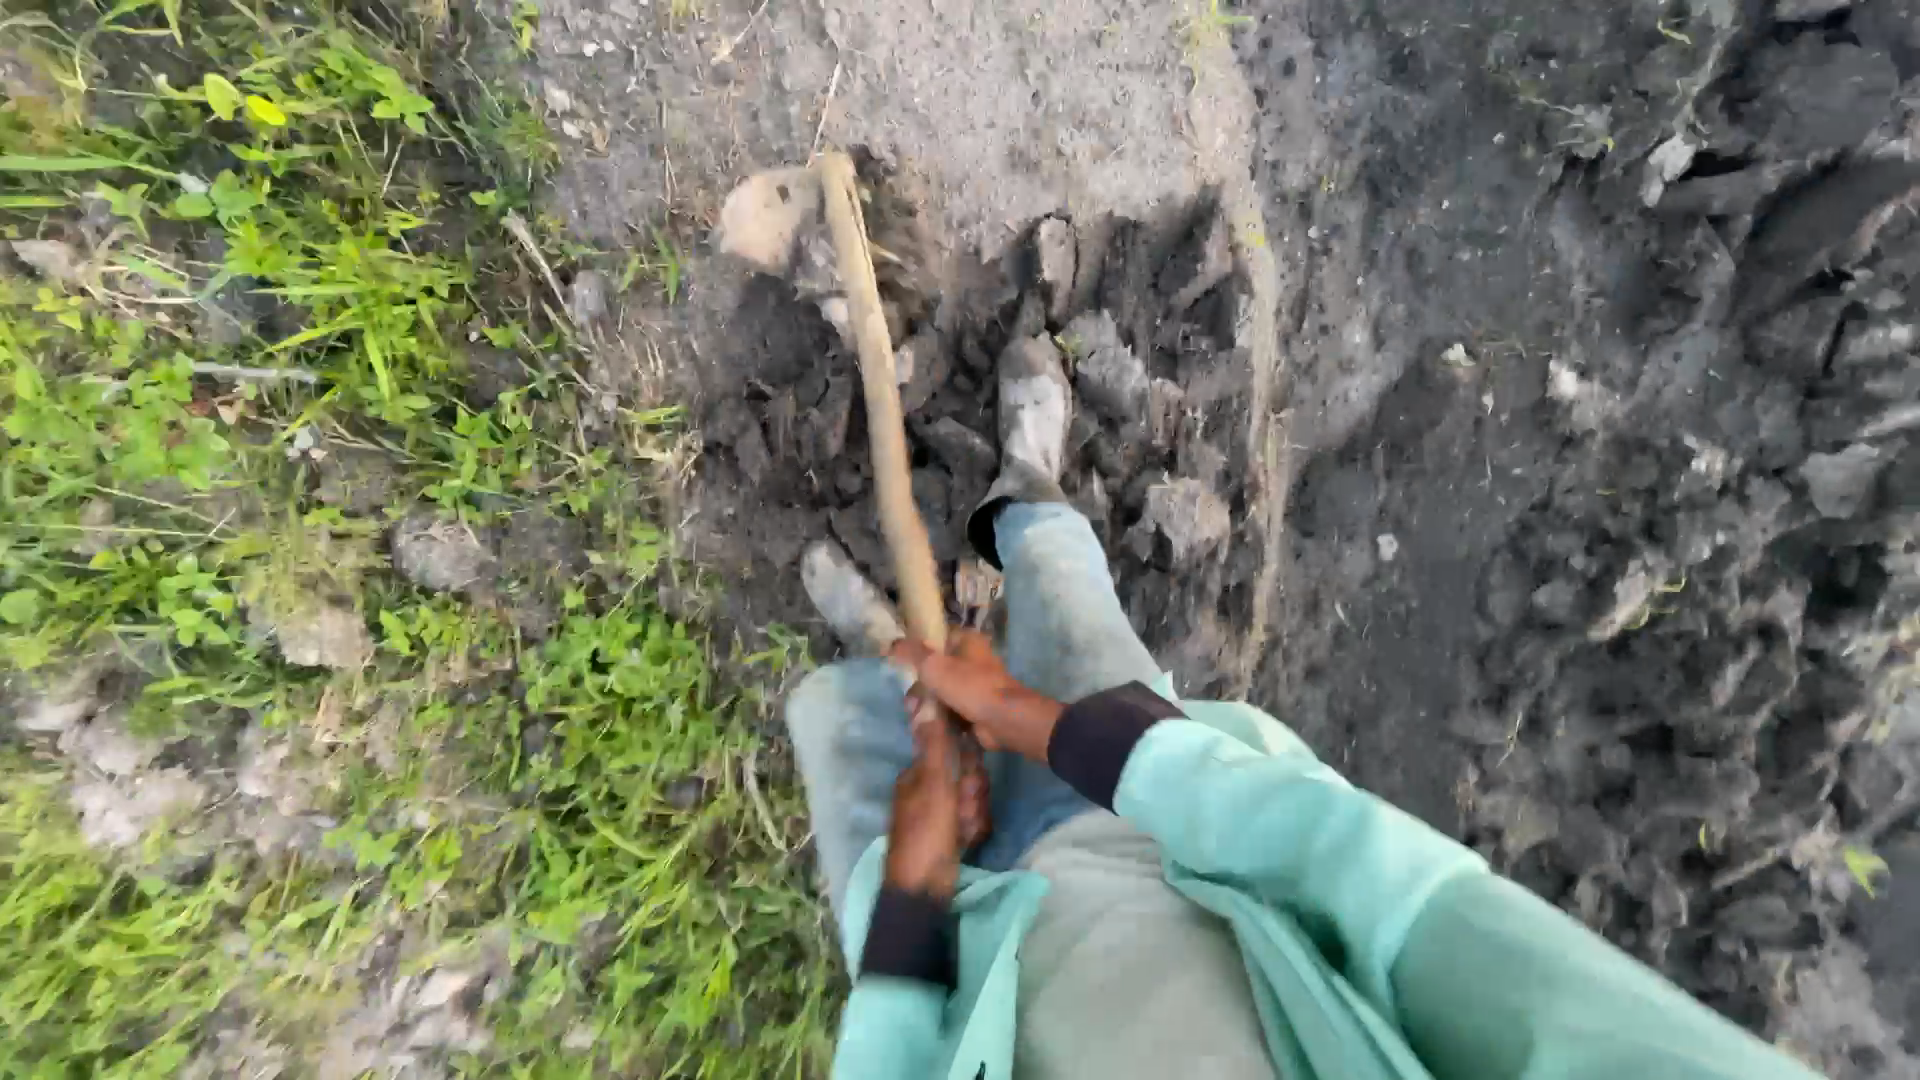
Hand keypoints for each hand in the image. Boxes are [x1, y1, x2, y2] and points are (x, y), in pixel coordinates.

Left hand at [884, 692, 989, 900]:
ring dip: (973, 817)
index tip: (969, 786)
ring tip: (962, 833)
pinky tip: (965, 844)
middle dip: (972, 798)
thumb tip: (926, 697)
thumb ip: (935, 743)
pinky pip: (972, 822)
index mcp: (918, 774)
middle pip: (968, 779)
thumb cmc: (925, 836)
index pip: (956, 753)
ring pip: (973, 801)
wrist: (921, 894)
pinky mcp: (949, 835)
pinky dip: (971, 833)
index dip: (970, 769)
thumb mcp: (934, 786)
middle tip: (963, 815)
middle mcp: (927, 789)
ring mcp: (939, 814)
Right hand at [890, 630, 1063, 762]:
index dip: (919, 650)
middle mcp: (973, 659)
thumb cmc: (969, 686)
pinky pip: (952, 709)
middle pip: (936, 669)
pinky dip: (941, 717)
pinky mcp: (977, 708)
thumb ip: (911, 652)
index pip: (937, 638)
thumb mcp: (933, 665)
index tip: (904, 667)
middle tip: (912, 702)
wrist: (1002, 720)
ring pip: (942, 691)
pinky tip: (931, 726)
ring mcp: (976, 685)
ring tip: (919, 718)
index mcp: (967, 641)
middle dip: (921, 687)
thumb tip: (891, 642)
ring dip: (928, 705)